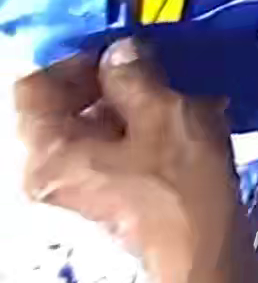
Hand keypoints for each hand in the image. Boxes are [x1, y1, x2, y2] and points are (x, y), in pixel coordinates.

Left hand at [16, 39, 239, 279]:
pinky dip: (142, 127)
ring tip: (186, 96)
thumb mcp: (169, 115)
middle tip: (165, 69)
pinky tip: (186, 123)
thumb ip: (137, 80)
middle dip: (112, 84)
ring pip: (90, 127)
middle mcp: (43, 167)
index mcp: (47, 149)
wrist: (198, 235)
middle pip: (60, 109)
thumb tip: (121, 51)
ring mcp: (70, 182)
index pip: (35, 88)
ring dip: (135, 104)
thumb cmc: (182, 173)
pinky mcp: (101, 190)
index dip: (78, 60)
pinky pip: (109, 146)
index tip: (129, 47)